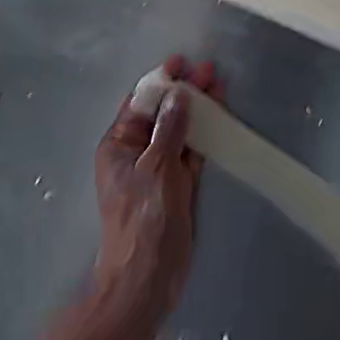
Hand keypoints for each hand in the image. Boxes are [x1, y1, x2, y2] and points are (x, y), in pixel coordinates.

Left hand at [91, 56, 221, 318]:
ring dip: (198, 109)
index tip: (181, 62)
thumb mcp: (156, 165)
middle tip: (208, 70)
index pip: (140, 102)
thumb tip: (178, 93)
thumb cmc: (143, 216)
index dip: (161, 80)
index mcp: (119, 144)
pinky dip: (205, 134)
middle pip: (163, 113)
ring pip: (180, 130)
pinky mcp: (178, 185)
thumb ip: (170, 127)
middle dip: (184, 91)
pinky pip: (192, 152)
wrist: (147, 277)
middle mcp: (137, 152)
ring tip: (219, 84)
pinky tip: (220, 117)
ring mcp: (159, 169)